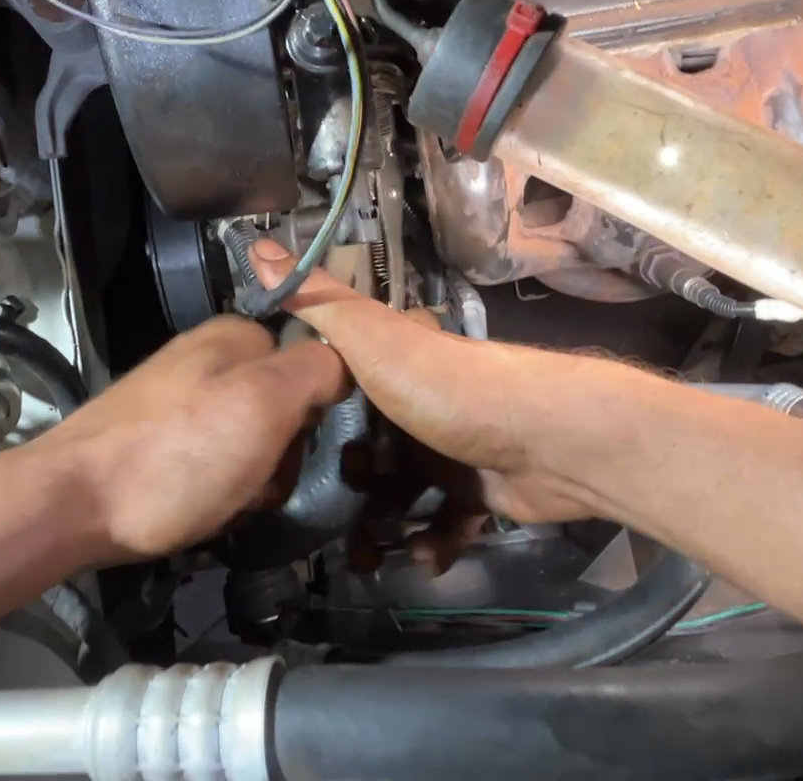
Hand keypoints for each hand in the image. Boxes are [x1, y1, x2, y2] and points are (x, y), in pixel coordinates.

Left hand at [23, 315, 347, 562]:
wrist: (71, 506)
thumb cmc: (177, 454)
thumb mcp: (264, 403)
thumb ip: (314, 370)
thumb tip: (343, 362)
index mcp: (234, 335)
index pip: (311, 361)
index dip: (316, 408)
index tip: (302, 445)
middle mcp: (207, 358)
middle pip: (282, 404)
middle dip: (282, 451)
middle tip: (261, 480)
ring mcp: (178, 399)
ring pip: (251, 438)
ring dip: (253, 476)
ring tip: (228, 500)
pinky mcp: (157, 438)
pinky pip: (213, 459)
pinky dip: (218, 486)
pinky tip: (202, 506)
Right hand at [249, 240, 607, 526]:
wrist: (548, 442)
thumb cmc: (447, 389)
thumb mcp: (372, 338)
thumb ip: (318, 301)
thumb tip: (254, 246)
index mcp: (394, 362)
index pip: (339, 382)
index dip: (311, 412)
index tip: (282, 447)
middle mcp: (420, 401)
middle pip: (367, 443)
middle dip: (345, 481)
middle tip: (321, 512)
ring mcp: (452, 446)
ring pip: (403, 490)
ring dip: (382, 525)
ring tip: (363, 557)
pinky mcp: (480, 490)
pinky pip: (446, 521)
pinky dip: (432, 541)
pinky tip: (423, 557)